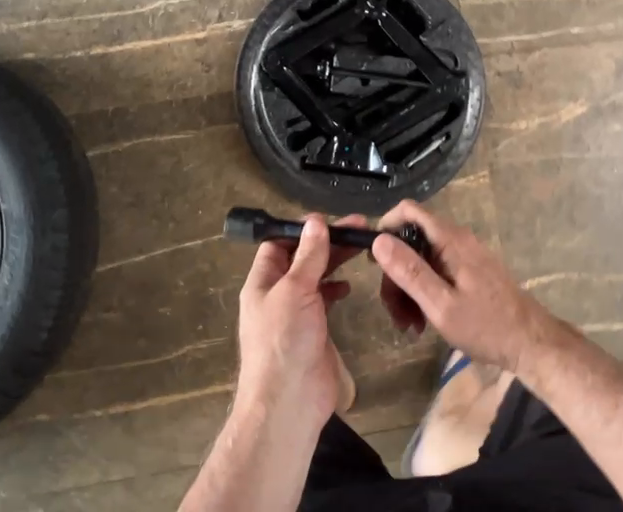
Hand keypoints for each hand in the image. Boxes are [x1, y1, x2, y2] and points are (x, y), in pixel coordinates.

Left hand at [234, 214, 366, 424]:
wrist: (289, 401)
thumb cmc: (285, 340)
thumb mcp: (295, 290)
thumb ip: (308, 256)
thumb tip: (315, 222)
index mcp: (262, 281)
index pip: (278, 244)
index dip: (302, 230)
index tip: (330, 219)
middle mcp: (276, 294)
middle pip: (301, 258)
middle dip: (326, 242)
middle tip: (359, 228)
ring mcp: (295, 313)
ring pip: (315, 277)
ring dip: (333, 262)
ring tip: (360, 248)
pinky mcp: (313, 331)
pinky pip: (323, 300)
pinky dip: (336, 288)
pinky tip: (349, 286)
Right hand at [371, 201, 569, 373]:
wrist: (532, 344)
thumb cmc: (487, 326)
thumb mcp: (441, 305)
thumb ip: (410, 272)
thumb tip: (378, 240)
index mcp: (450, 240)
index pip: (409, 211)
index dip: (386, 227)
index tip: (374, 261)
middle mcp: (457, 240)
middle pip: (412, 241)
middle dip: (396, 274)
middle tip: (395, 313)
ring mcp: (464, 256)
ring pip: (422, 260)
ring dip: (409, 290)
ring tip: (411, 326)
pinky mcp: (469, 272)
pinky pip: (437, 272)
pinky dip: (425, 293)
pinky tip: (425, 322)